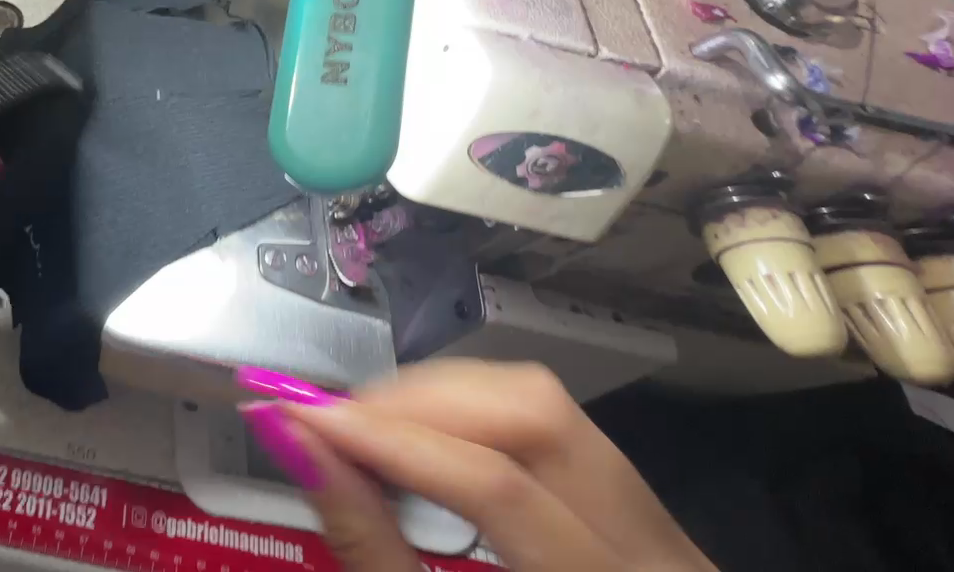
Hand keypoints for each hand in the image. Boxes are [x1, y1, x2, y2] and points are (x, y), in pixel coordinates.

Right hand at [239, 360, 716, 571]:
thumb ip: (365, 542)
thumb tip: (292, 439)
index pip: (494, 486)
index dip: (386, 439)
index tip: (297, 414)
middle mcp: (659, 554)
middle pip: (532, 414)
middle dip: (415, 402)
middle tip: (334, 423)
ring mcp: (661, 526)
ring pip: (538, 401)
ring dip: (435, 398)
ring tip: (367, 431)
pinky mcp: (636, 507)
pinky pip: (544, 419)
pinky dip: (462, 409)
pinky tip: (417, 438)